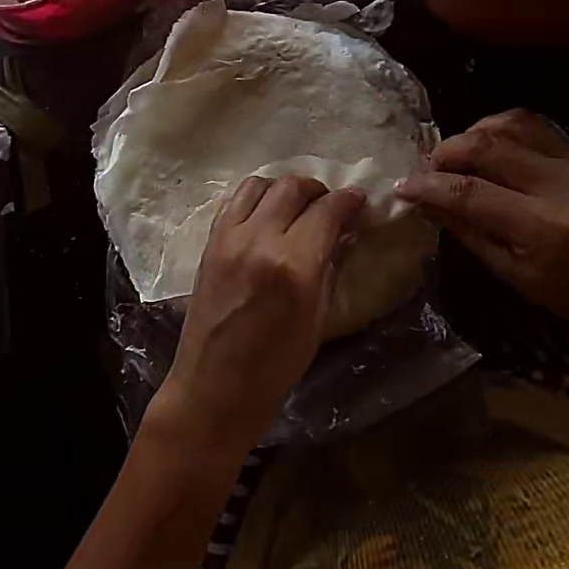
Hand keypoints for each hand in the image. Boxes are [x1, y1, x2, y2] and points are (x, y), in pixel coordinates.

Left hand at [150, 176, 365, 455]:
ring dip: (283, 188)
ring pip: (258, 185)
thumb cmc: (276, 364)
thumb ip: (330, 266)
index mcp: (293, 265)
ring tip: (297, 206)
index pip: (327, 211)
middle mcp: (258, 240)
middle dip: (318, 190)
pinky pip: (232, 202)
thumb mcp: (318, 318)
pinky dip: (253, 198)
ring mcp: (228, 238)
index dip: (349, 201)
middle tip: (330, 204)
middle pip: (292, 188)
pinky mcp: (209, 242)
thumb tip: (344, 233)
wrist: (216, 383)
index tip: (359, 200)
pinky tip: (265, 214)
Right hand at [396, 109, 568, 334]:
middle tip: (427, 169)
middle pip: (487, 146)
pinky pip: (531, 125)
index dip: (429, 186)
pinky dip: (497, 129)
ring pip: (509, 124)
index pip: (470, 192)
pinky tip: (484, 148)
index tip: (403, 186)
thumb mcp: (510, 273)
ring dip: (470, 134)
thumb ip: (465, 231)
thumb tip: (422, 202)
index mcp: (542, 228)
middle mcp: (560, 186)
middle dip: (445, 152)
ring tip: (454, 156)